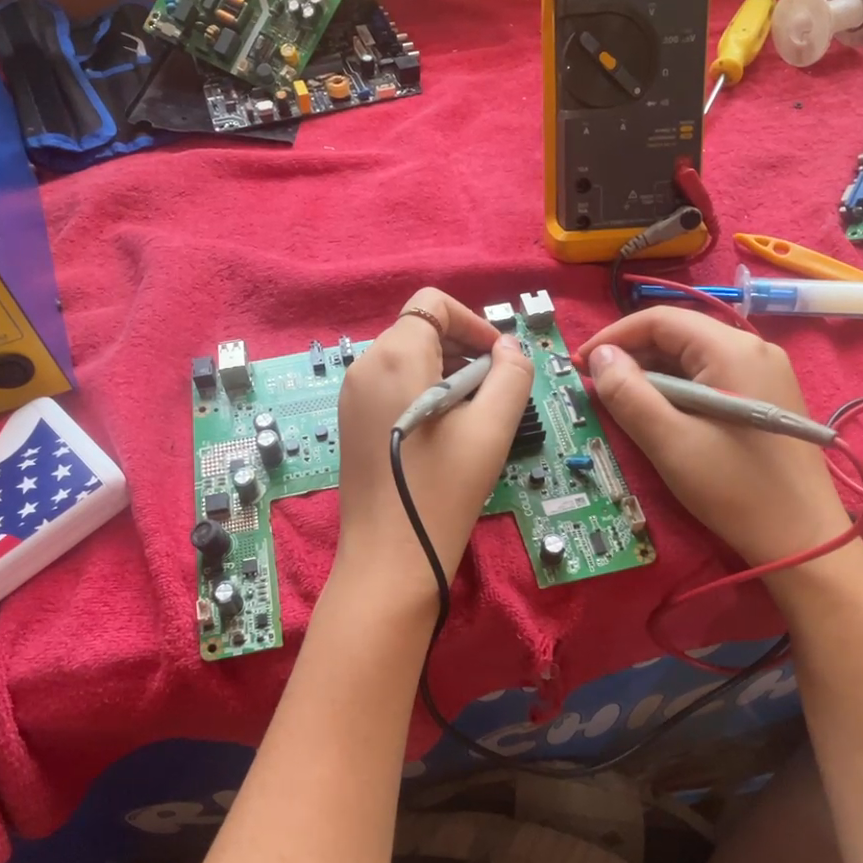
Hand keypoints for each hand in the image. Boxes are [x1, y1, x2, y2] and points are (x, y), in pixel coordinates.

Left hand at [332, 289, 535, 616]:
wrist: (389, 557)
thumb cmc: (443, 490)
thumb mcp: (490, 428)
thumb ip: (511, 375)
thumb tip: (510, 349)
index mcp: (394, 355)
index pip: (432, 304)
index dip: (473, 323)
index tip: (500, 361)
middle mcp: (364, 366)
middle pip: (419, 330)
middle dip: (463, 350)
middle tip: (493, 394)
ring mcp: (351, 397)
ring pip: (406, 359)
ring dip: (446, 373)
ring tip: (473, 418)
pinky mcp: (351, 424)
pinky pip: (391, 387)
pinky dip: (423, 393)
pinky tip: (444, 435)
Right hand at [575, 308, 850, 567]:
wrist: (804, 539)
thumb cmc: (735, 489)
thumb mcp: (670, 442)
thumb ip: (629, 394)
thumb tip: (600, 357)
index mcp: (732, 350)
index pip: (660, 320)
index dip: (613, 337)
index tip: (580, 365)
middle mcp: (754, 348)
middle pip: (678, 335)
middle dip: (631, 356)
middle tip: (597, 388)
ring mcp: (765, 372)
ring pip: (693, 357)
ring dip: (653, 375)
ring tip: (623, 404)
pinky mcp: (766, 397)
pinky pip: (710, 376)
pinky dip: (678, 389)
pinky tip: (661, 415)